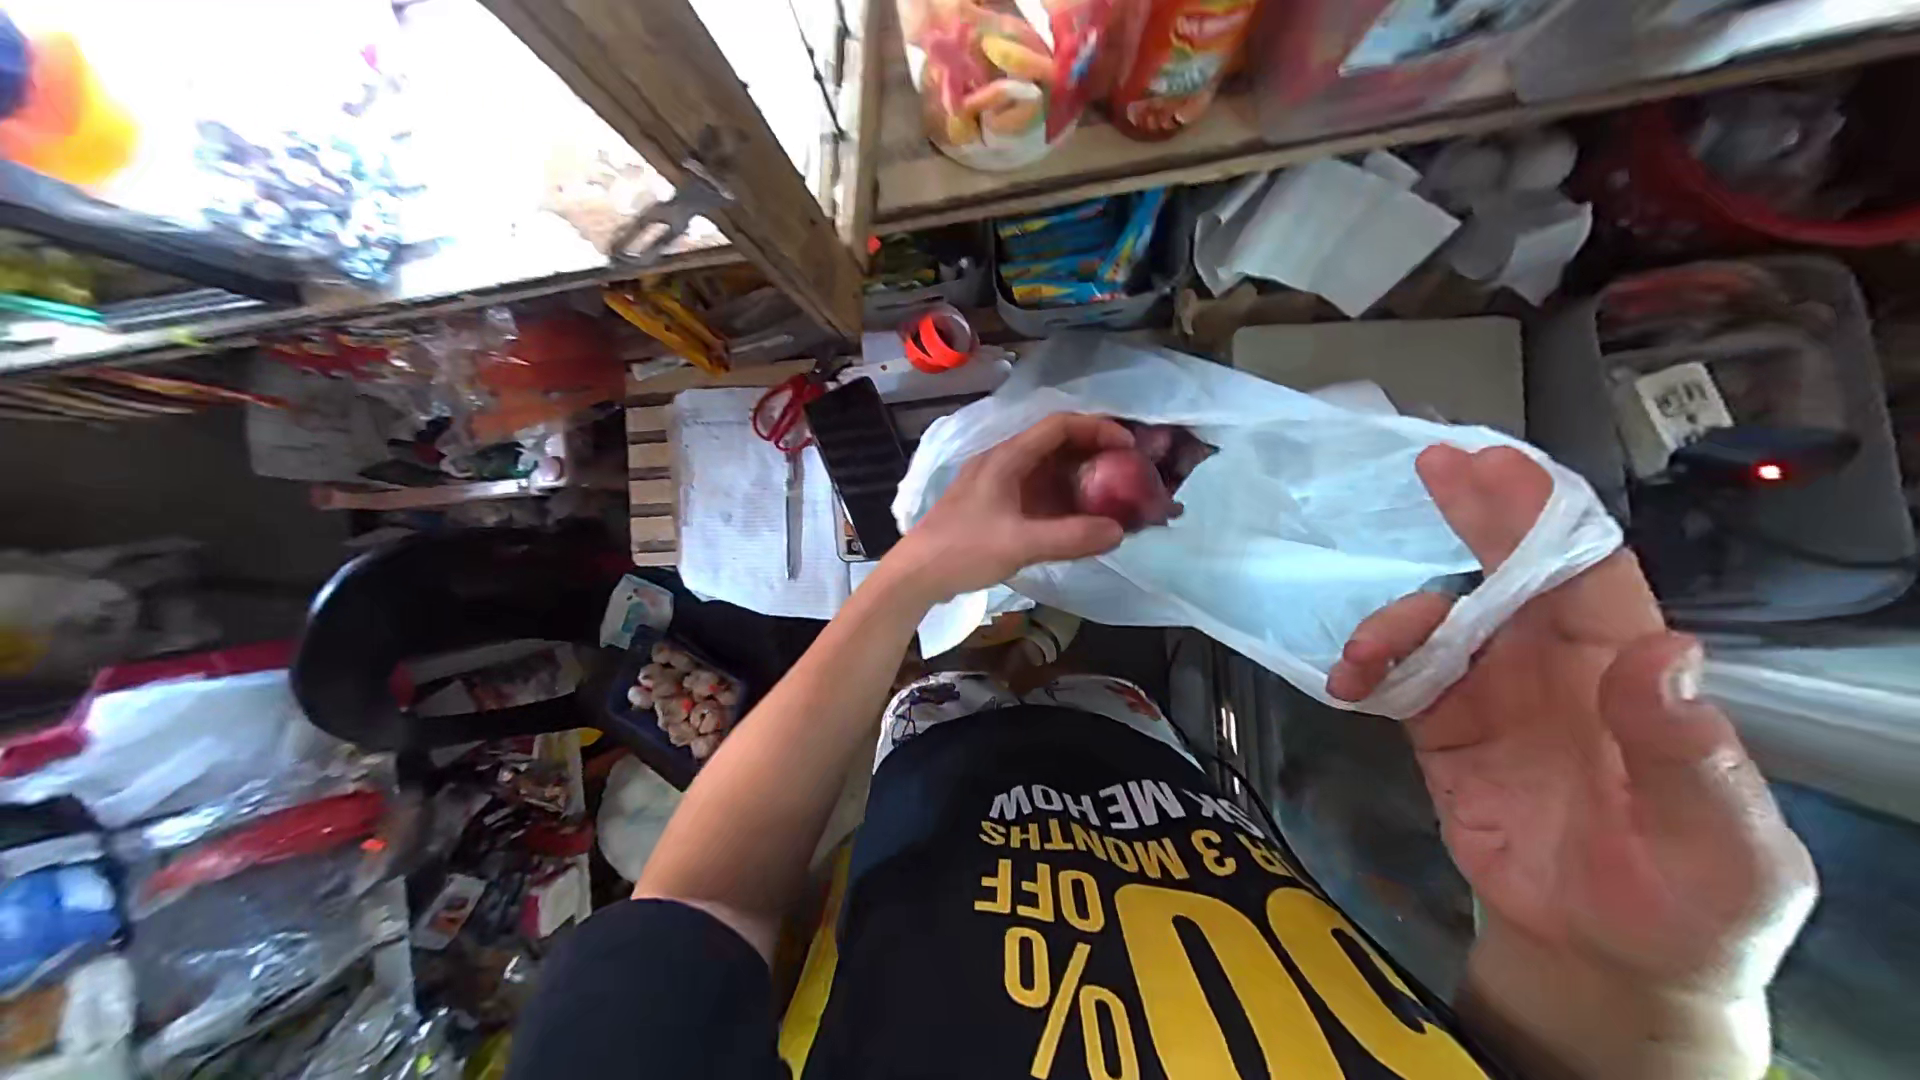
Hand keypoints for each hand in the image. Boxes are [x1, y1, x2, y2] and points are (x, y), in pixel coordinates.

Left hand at [882, 413, 1133, 603]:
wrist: (915, 575)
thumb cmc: (963, 550)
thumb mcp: (1020, 544)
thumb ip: (1070, 537)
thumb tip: (1118, 532)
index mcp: (1007, 458)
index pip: (1059, 426)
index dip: (1098, 428)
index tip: (1129, 444)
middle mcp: (1002, 463)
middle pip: (1055, 445)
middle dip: (1094, 453)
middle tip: (1128, 470)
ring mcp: (996, 485)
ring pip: (1046, 470)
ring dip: (1079, 478)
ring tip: (1112, 494)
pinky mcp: (993, 506)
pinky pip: (1036, 492)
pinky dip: (1061, 499)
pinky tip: (1079, 518)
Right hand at [1329, 445, 1815, 1077]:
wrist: (1596, 950)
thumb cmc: (1684, 901)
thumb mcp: (1725, 851)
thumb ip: (1691, 756)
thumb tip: (1663, 653)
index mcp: (1626, 674)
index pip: (1587, 576)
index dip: (1544, 518)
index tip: (1499, 466)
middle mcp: (1553, 666)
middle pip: (1506, 574)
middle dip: (1470, 518)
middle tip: (1430, 466)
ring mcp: (1489, 692)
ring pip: (1432, 623)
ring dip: (1391, 623)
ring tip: (1362, 655)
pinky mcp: (1437, 723)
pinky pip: (1393, 675)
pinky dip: (1363, 669)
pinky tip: (1345, 685)